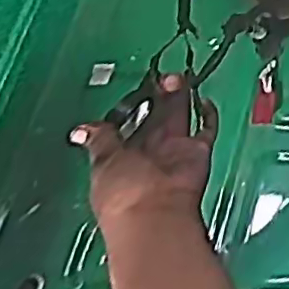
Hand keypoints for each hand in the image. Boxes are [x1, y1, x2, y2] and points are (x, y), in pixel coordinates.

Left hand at [71, 74, 218, 224]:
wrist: (156, 212)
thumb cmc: (124, 195)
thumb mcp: (104, 162)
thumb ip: (101, 140)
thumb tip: (80, 130)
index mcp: (125, 154)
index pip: (131, 121)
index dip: (135, 103)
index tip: (139, 85)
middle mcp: (151, 150)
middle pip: (158, 113)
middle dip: (160, 93)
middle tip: (162, 76)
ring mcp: (176, 148)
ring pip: (180, 113)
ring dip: (180, 95)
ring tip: (177, 77)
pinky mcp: (198, 150)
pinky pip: (207, 127)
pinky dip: (208, 112)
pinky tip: (202, 98)